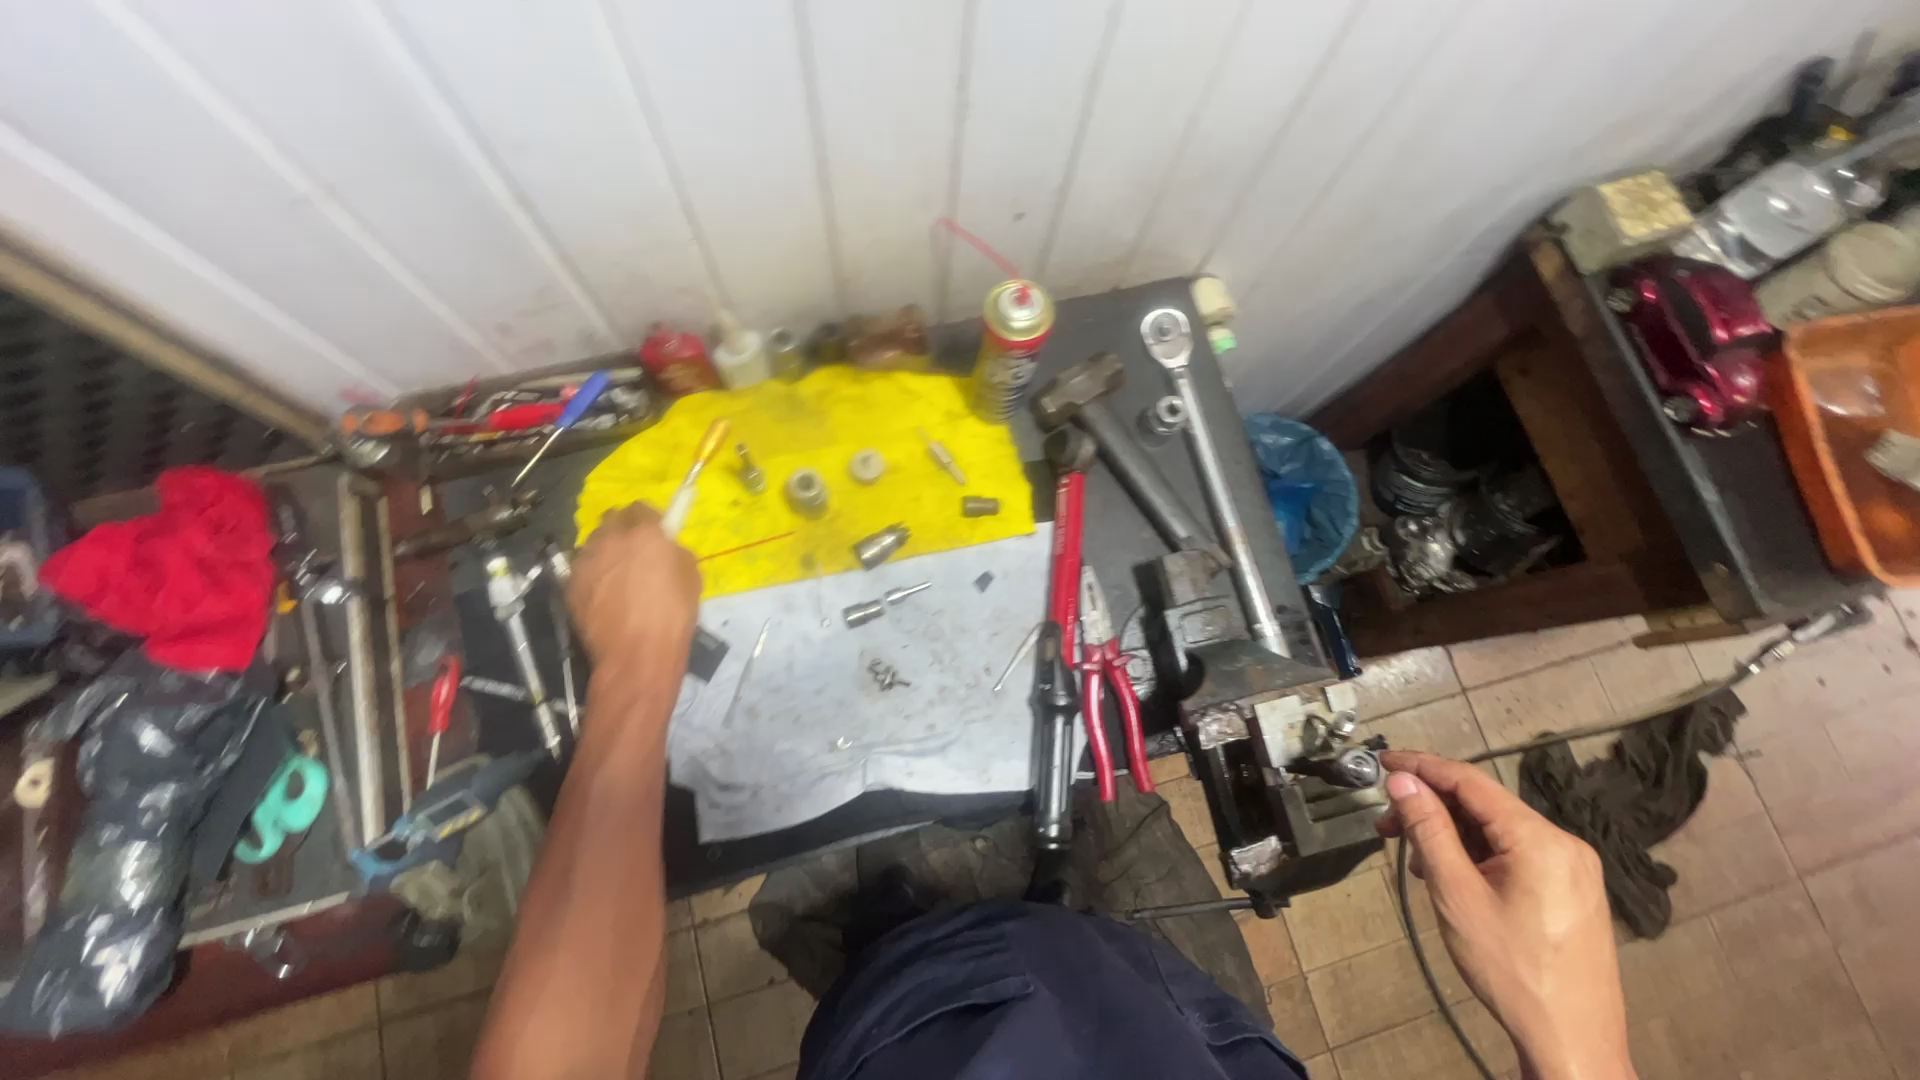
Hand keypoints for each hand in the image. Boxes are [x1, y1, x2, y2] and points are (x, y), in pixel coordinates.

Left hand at [567, 502, 700, 662]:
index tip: (655, 531)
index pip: (640, 507)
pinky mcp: (569, 585)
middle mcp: (610, 540)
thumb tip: (666, 548)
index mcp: (644, 534)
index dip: (648, 519)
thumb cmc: (673, 616)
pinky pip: (581, 570)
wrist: (637, 655)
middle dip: (623, 529)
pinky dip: (592, 576)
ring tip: (617, 576)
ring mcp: (585, 562)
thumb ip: (674, 553)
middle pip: (611, 519)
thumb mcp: (691, 577)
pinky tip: (604, 596)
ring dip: (605, 551)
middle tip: (635, 550)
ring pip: (593, 544)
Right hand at [1376, 751, 1634, 1079]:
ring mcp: (1571, 867)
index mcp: (1540, 839)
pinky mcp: (1570, 890)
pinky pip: (1513, 852)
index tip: (1380, 762)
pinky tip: (1449, 875)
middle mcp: (1563, 843)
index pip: (1470, 781)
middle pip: (1483, 804)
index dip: (1421, 766)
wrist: (1573, 1043)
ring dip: (1449, 833)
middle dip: (1430, 807)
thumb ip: (1428, 829)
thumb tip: (1402, 780)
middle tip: (1384, 826)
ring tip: (1413, 860)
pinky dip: (1474, 853)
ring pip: (1495, 829)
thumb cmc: (1509, 967)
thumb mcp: (1456, 894)